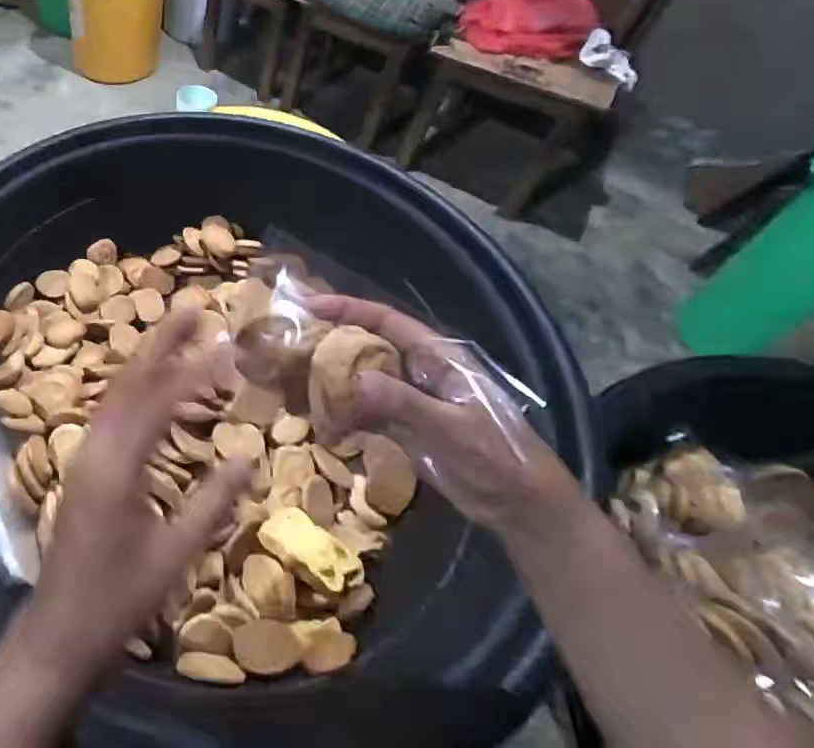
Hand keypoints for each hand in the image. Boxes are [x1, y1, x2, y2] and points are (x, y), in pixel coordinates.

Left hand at [18, 309, 251, 683]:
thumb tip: (249, 455)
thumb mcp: (175, 556)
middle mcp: (95, 448)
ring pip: (115, 393)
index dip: (195, 369)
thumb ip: (213, 504)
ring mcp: (83, 455)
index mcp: (118, 467)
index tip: (226, 343)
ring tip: (176, 334)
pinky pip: (109, 412)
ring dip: (145, 359)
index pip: (160, 402)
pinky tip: (150, 384)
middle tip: (192, 310)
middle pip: (128, 381)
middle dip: (160, 342)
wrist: (58, 633)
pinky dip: (133, 387)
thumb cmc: (119, 601)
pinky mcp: (82, 466)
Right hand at [305, 294, 580, 538]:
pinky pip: (366, 410)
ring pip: (363, 377)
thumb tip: (353, 379)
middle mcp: (419, 371)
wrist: (523, 509)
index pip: (386, 320)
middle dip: (332, 338)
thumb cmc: (498, 457)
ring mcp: (410, 399)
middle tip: (291, 339)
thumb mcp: (453, 428)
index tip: (309, 305)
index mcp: (437, 357)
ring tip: (294, 375)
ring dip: (333, 376)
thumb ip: (404, 402)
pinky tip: (320, 417)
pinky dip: (344, 412)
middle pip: (369, 344)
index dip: (348, 308)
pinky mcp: (405, 427)